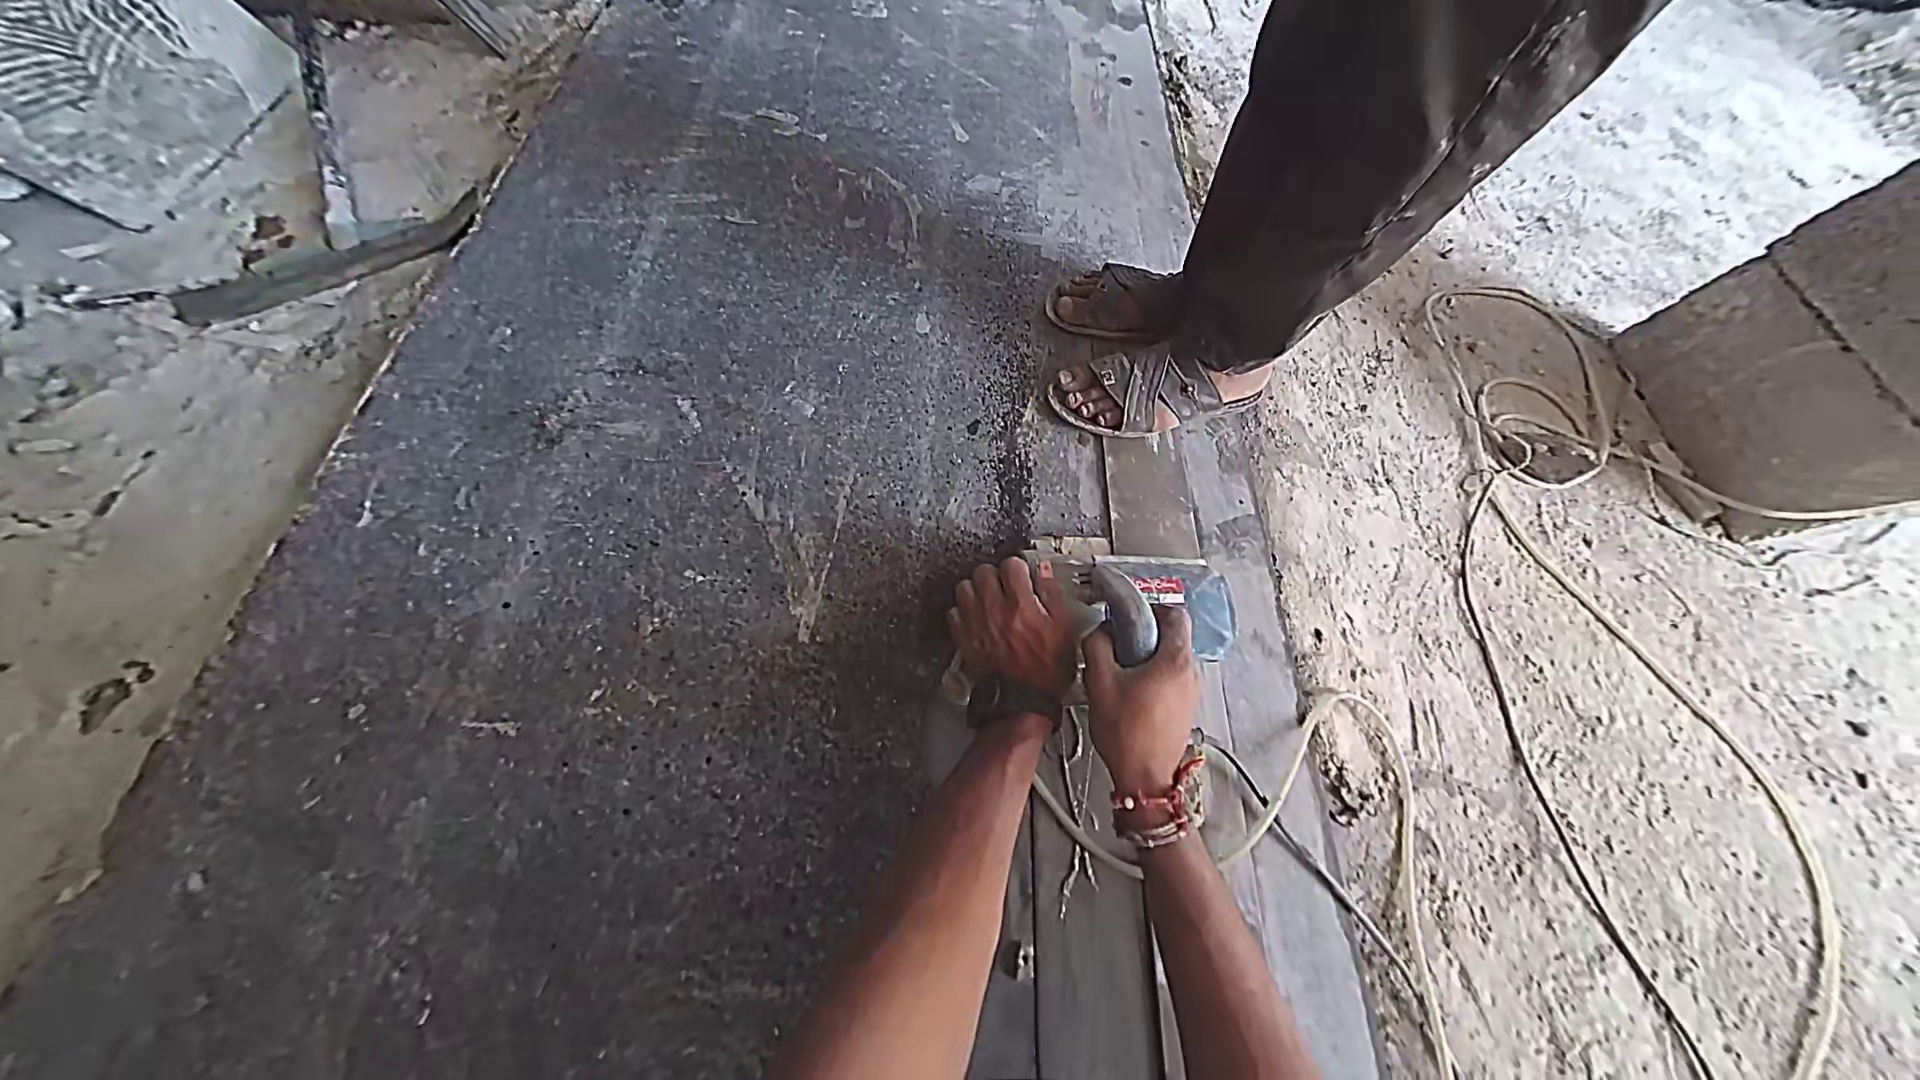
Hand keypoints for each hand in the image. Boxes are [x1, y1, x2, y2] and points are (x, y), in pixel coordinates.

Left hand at [948, 557, 1077, 698]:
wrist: (1021, 704)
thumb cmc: (1045, 673)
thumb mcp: (1064, 632)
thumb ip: (1053, 597)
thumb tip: (1045, 572)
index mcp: (1021, 605)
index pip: (1011, 565)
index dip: (1019, 567)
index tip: (1023, 575)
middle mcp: (993, 610)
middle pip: (983, 571)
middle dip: (996, 575)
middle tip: (1005, 586)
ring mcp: (974, 623)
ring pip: (964, 587)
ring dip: (976, 589)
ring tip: (989, 599)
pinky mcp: (963, 638)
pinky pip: (954, 612)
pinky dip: (963, 611)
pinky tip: (977, 617)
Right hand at [1083, 607, 1198, 793]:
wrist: (1144, 778)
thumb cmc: (1126, 732)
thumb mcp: (1100, 681)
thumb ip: (1097, 645)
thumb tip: (1101, 631)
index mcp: (1176, 661)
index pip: (1176, 614)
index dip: (1150, 607)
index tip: (1127, 613)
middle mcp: (1191, 673)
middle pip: (1171, 635)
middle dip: (1142, 633)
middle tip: (1116, 643)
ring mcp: (1191, 692)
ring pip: (1169, 657)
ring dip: (1145, 655)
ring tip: (1118, 670)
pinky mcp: (1184, 706)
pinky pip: (1170, 677)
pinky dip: (1151, 674)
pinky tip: (1127, 690)